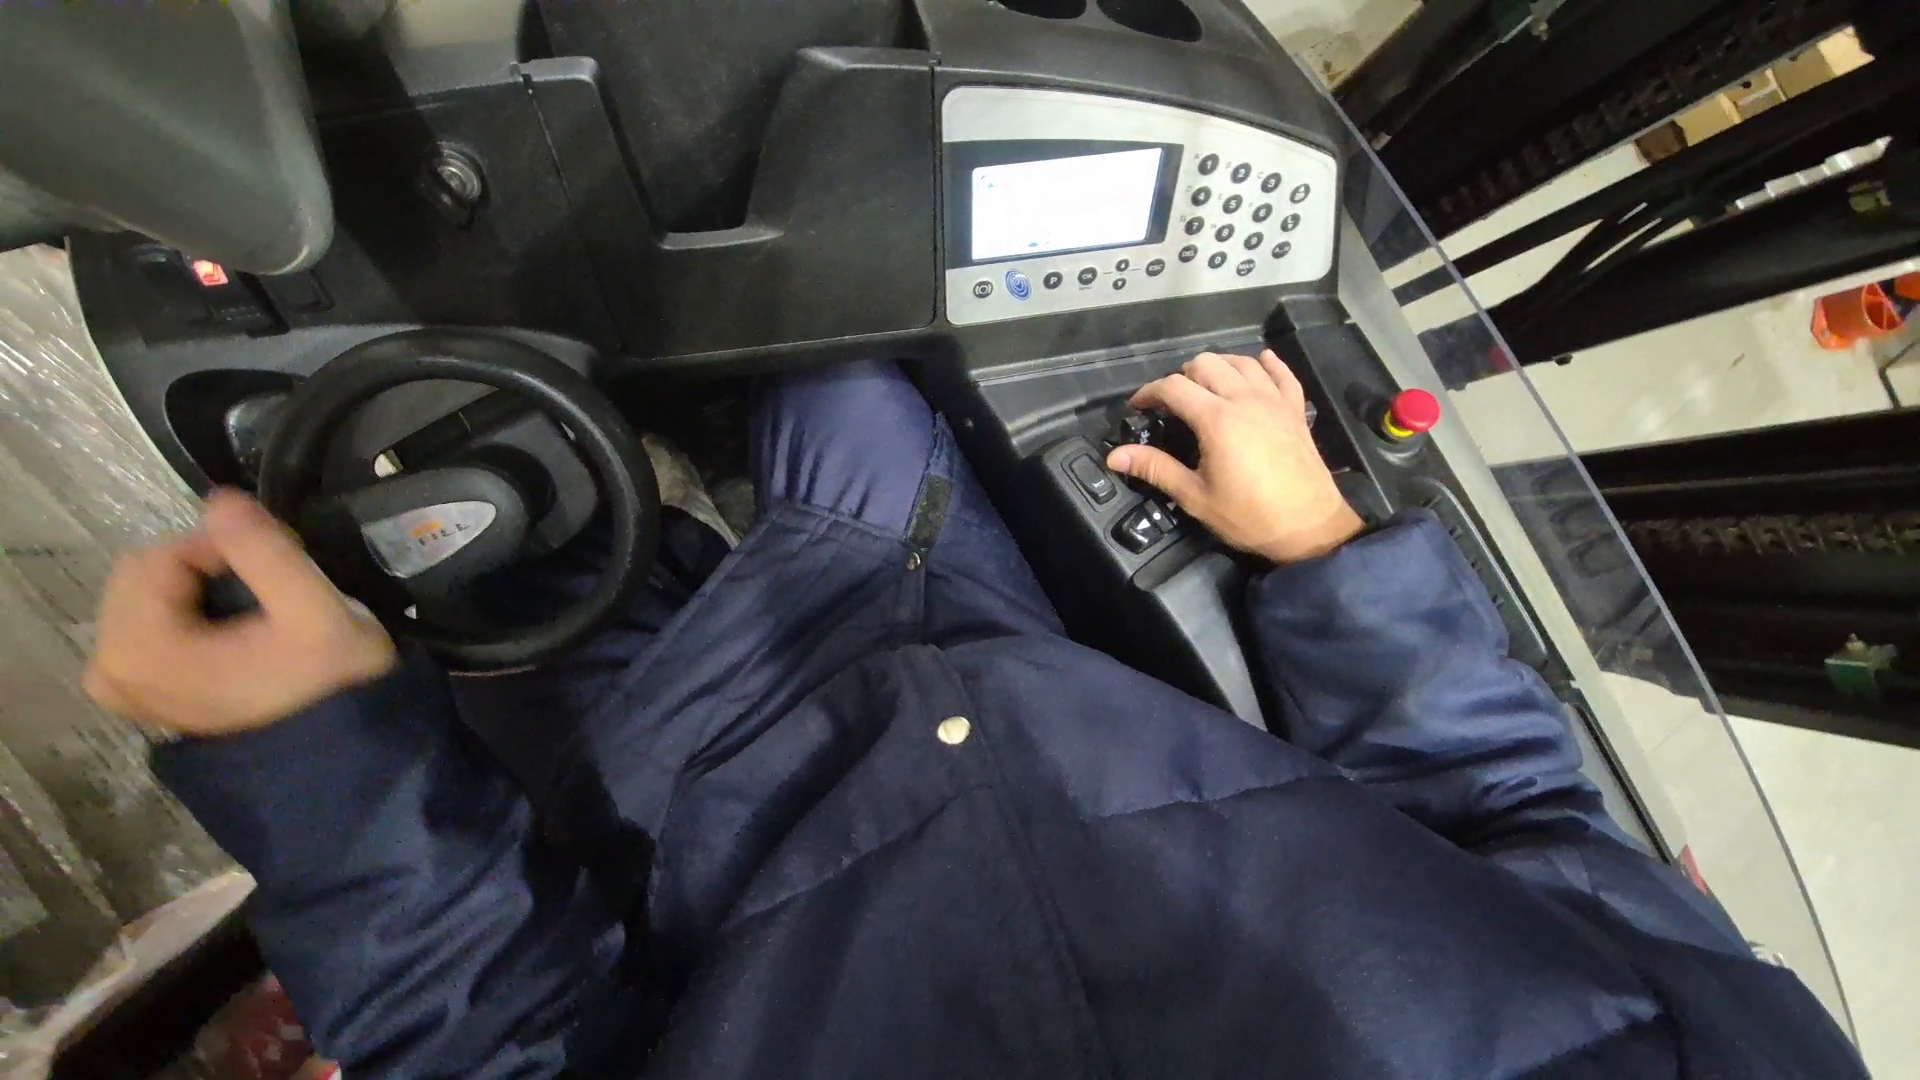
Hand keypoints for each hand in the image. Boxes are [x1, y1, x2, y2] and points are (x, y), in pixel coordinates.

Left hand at [84, 490, 396, 736]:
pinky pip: (155, 627)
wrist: (341, 748)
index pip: (162, 557)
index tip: (285, 560)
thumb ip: (268, 554)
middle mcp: (109, 667)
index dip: (226, 546)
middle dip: (212, 567)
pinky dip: (196, 615)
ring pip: (152, 597)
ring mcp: (121, 684)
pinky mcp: (142, 691)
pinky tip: (241, 629)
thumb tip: (223, 499)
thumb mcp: (315, 612)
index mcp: (139, 649)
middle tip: (278, 585)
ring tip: (266, 607)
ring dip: (207, 588)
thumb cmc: (330, 683)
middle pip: (147, 576)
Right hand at [1107, 350, 1365, 563]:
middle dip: (1182, 376)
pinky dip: (1266, 364)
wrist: (1309, 527)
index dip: (1149, 392)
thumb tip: (1114, 456)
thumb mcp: (1195, 497)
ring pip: (1241, 362)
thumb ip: (1156, 469)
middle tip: (1171, 403)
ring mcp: (1274, 401)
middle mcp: (1245, 400)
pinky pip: (1282, 373)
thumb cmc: (1248, 516)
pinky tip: (1258, 363)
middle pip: (1206, 364)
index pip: (1174, 387)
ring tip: (1205, 386)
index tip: (1137, 407)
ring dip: (1218, 366)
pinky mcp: (1296, 410)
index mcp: (1217, 420)